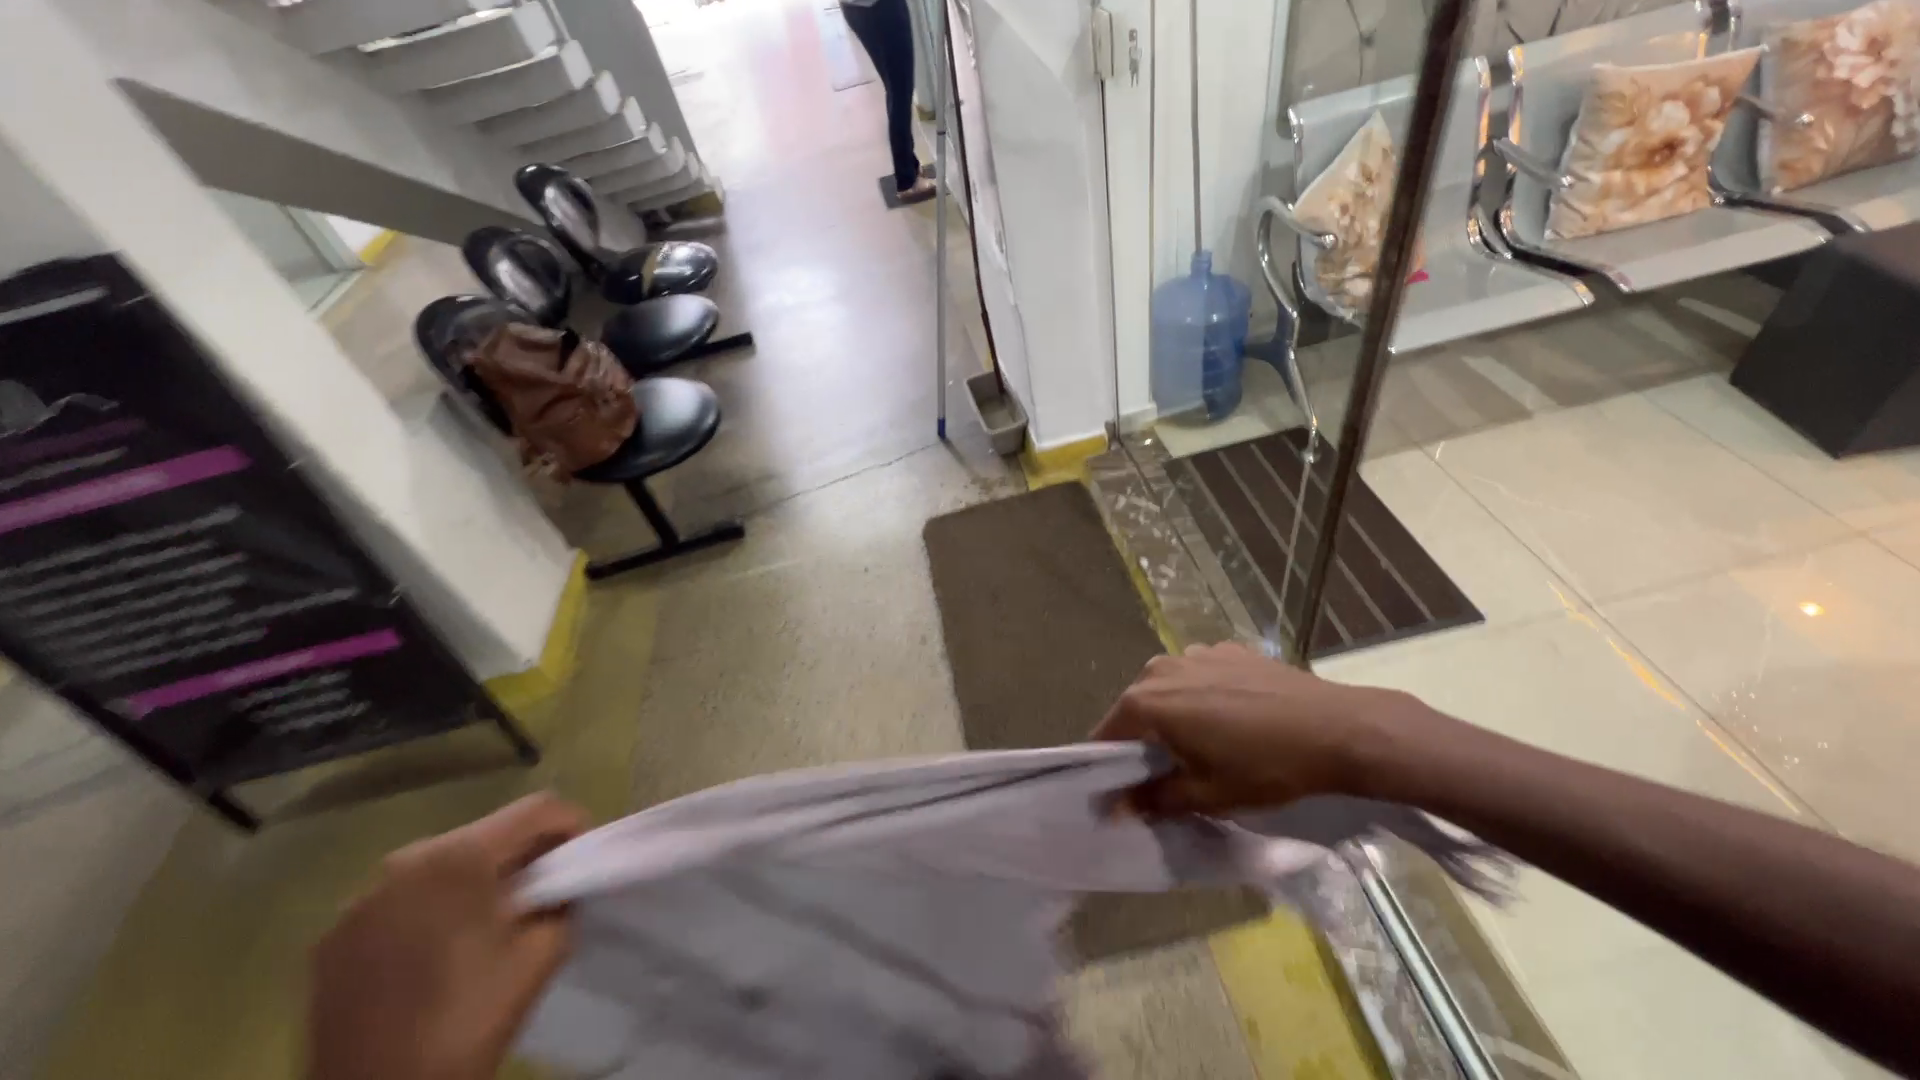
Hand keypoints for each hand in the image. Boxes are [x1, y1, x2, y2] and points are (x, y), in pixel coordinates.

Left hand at [308, 793, 589, 1079]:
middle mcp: (405, 860)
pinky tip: (436, 960)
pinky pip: (399, 902)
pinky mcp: (333, 935)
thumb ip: (561, 904)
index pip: (537, 808)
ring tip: (486, 933)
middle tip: (542, 900)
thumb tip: (558, 890)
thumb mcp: (540, 956)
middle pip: (486, 834)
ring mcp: (360, 897)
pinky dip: (430, 913)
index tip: (582, 862)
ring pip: (441, 867)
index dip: (573, 826)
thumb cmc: (467, 1022)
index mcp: (460, 857)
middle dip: (523, 858)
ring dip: (474, 885)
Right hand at [1091, 642, 1431, 815]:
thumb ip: (1153, 798)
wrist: (1339, 729)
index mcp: (1146, 700)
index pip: (1106, 734)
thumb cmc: (1265, 766)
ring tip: (1206, 745)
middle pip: (1137, 708)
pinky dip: (1206, 697)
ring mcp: (1197, 652)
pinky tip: (1237, 721)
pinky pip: (1201, 676)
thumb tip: (1115, 808)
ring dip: (1176, 716)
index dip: (1109, 766)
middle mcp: (1161, 667)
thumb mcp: (1206, 794)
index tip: (1122, 790)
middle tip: (1168, 773)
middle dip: (1144, 739)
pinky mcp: (1229, 649)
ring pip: (1170, 690)